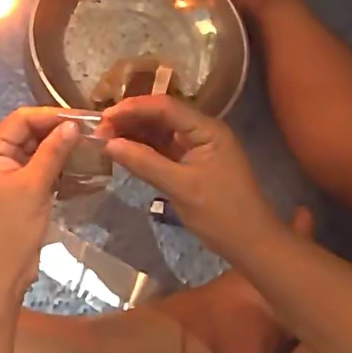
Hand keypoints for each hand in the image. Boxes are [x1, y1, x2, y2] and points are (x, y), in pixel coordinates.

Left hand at [0, 108, 79, 301]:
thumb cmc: (9, 229)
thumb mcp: (33, 187)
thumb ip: (52, 153)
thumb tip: (72, 125)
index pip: (21, 120)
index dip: (51, 115)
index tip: (83, 117)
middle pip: (30, 135)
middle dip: (59, 132)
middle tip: (94, 131)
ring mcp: (9, 179)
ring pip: (38, 155)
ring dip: (62, 151)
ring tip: (93, 147)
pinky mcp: (21, 197)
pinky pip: (41, 174)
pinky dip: (60, 170)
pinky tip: (83, 169)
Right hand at [101, 94, 281, 260]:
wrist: (252, 246)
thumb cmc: (222, 215)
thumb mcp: (181, 188)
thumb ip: (144, 162)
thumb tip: (108, 143)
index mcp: (207, 129)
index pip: (165, 107)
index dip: (133, 108)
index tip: (104, 118)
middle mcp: (201, 131)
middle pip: (160, 115)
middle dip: (129, 119)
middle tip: (99, 130)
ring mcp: (195, 146)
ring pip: (158, 130)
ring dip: (132, 133)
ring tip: (104, 139)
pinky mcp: (188, 162)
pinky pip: (160, 147)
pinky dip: (140, 148)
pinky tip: (121, 151)